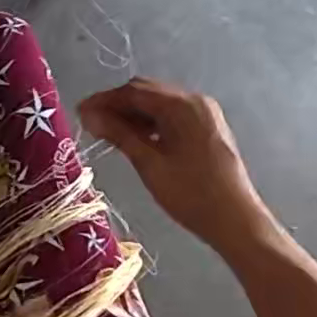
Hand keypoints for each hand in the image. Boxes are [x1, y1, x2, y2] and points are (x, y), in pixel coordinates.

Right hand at [77, 78, 280, 257]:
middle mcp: (195, 102)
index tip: (78, 112)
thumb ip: (117, 133)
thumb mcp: (148, 163)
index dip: (102, 100)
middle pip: (145, 92)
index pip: (132, 92)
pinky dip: (148, 121)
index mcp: (182, 106)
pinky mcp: (206, 128)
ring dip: (130, 114)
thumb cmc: (190, 194)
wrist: (237, 223)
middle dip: (115, 105)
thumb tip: (88, 114)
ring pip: (156, 103)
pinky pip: (169, 115)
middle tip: (90, 122)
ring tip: (107, 131)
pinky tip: (133, 137)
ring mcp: (203, 114)